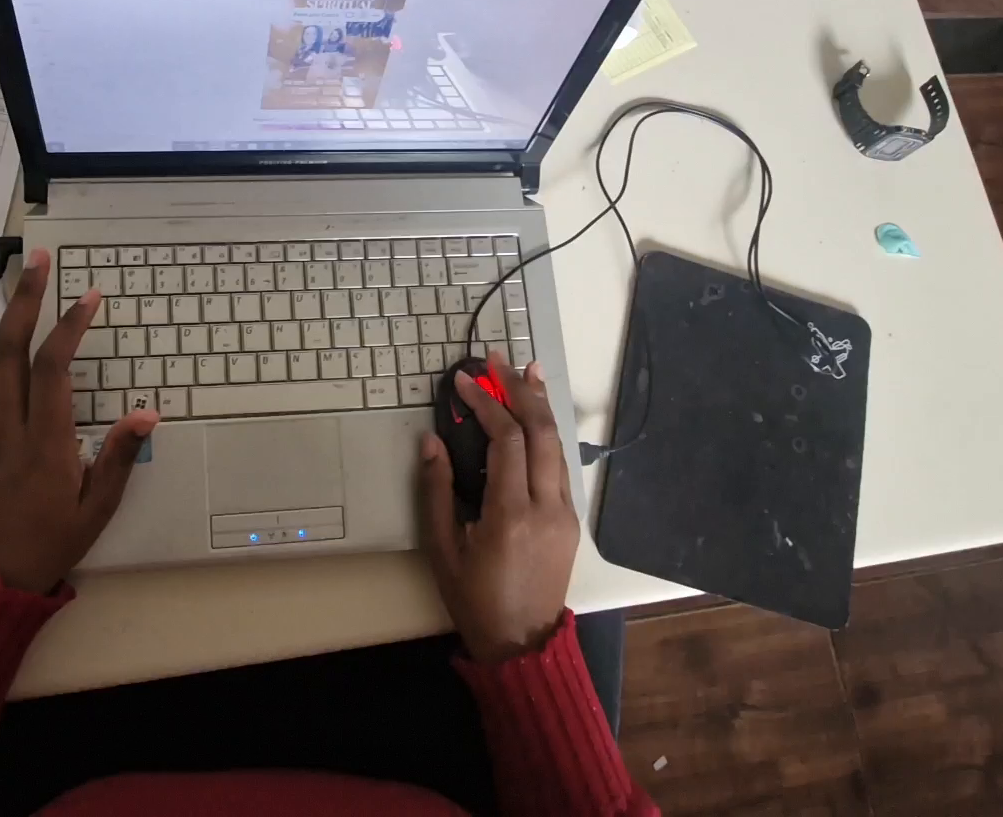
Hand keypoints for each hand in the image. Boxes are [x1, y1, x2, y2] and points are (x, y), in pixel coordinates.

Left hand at [0, 249, 158, 592]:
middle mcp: (4, 428)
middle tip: (37, 260)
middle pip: (7, 352)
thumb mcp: (98, 506)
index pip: (52, 370)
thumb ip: (118, 456)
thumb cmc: (54, 539)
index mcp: (42, 441)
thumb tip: (147, 413)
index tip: (90, 296)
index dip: (69, 327)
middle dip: (24, 301)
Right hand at [420, 353, 579, 662]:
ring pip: (557, 444)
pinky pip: (560, 463)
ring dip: (540, 404)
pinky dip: (548, 432)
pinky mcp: (571, 518)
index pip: (505, 440)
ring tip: (525, 371)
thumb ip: (436, 490)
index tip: (463, 379)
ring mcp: (565, 512)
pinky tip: (537, 414)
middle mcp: (547, 507)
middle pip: (540, 432)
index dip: (485, 403)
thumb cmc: (473, 597)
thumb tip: (431, 440)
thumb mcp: (441, 547)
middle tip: (498, 359)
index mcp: (511, 515)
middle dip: (519, 390)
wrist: (523, 644)